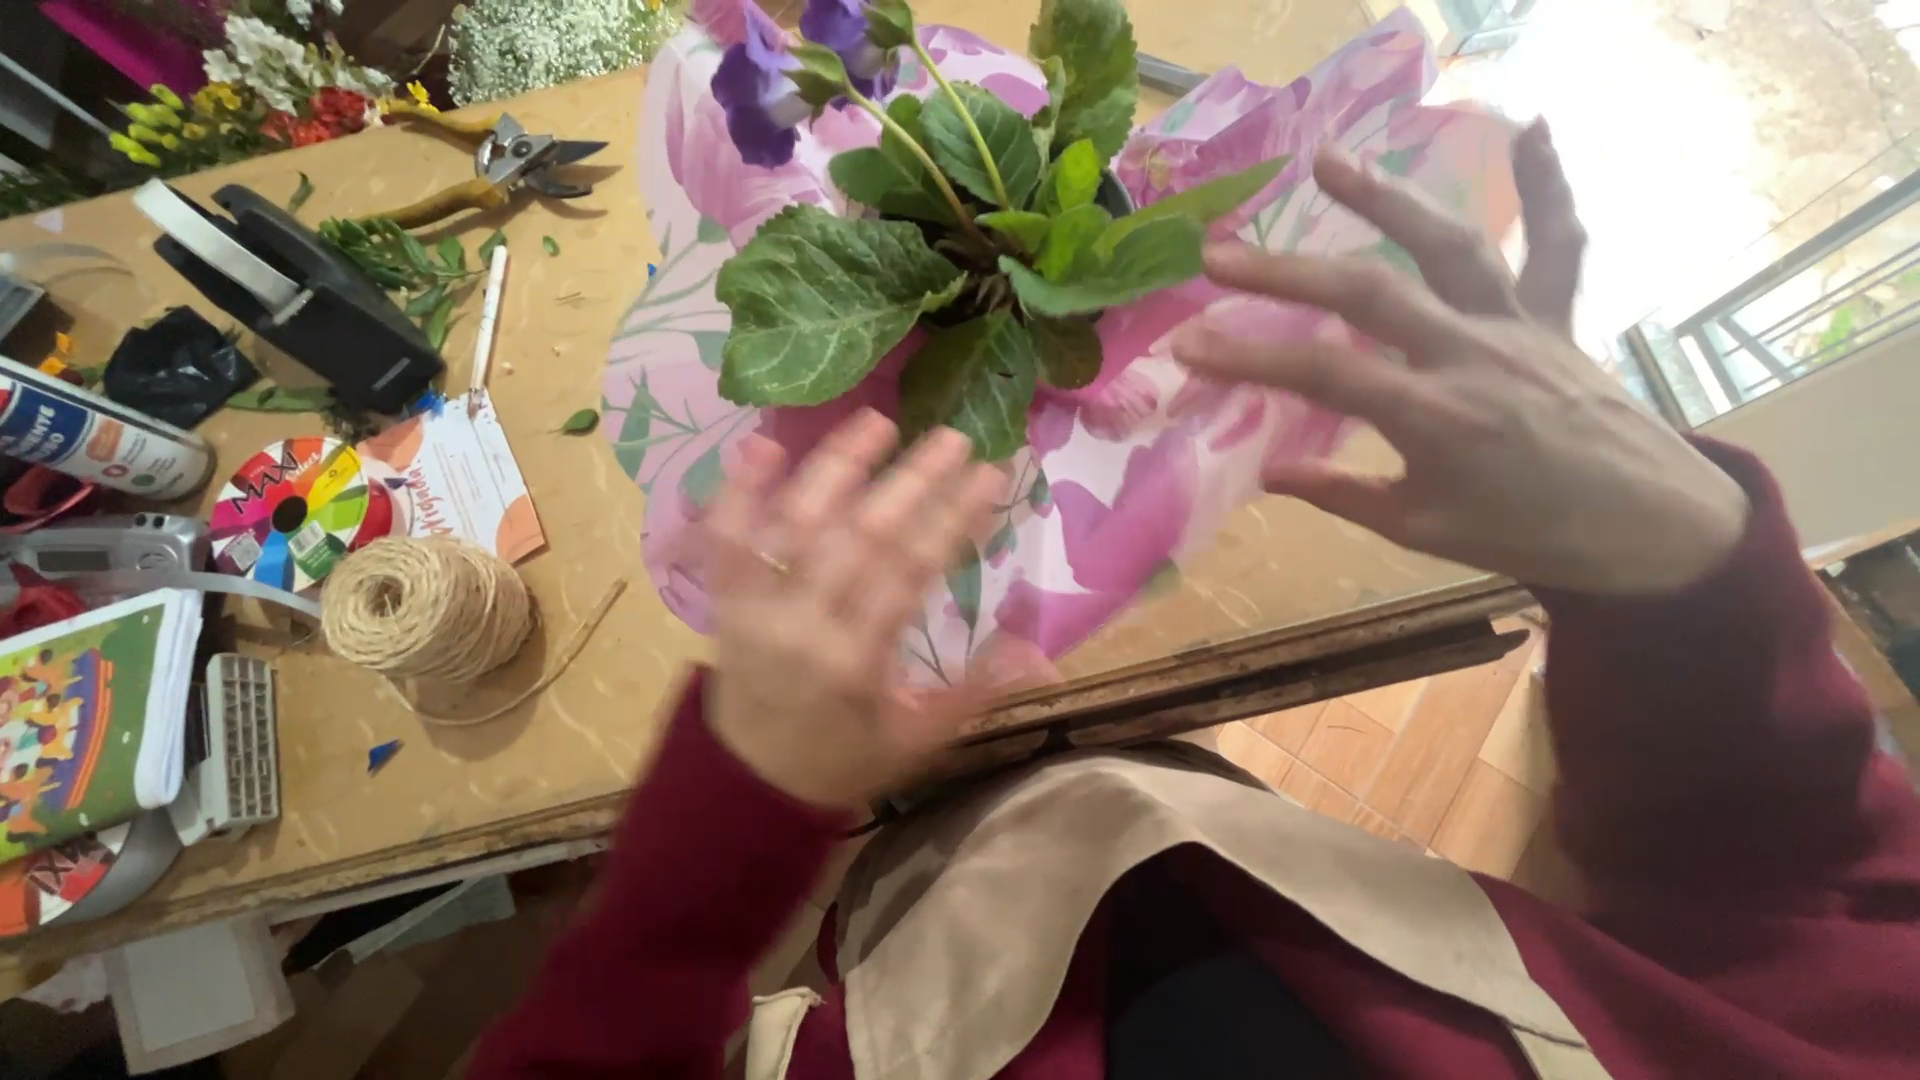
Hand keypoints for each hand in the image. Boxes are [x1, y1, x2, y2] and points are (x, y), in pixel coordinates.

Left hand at [703, 411, 1005, 807]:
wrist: (746, 786)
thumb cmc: (841, 762)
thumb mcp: (916, 743)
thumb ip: (973, 695)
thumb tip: (1040, 654)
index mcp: (857, 661)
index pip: (911, 573)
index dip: (954, 519)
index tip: (990, 475)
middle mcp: (805, 624)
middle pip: (861, 538)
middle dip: (912, 482)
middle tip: (952, 437)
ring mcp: (757, 608)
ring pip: (796, 526)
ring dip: (836, 468)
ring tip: (877, 422)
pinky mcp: (724, 601)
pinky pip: (725, 542)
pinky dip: (738, 492)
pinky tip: (761, 442)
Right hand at [1171, 120, 1748, 595]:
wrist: (1653, 526)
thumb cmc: (1526, 535)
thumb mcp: (1420, 529)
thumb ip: (1340, 494)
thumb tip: (1266, 473)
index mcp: (1434, 416)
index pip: (1322, 375)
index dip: (1248, 356)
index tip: (1187, 345)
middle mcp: (1472, 353)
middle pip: (1367, 295)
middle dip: (1285, 272)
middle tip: (1219, 255)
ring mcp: (1518, 325)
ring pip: (1449, 246)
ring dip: (1386, 199)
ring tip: (1328, 161)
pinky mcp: (1556, 316)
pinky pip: (1558, 244)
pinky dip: (1549, 186)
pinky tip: (1531, 128)